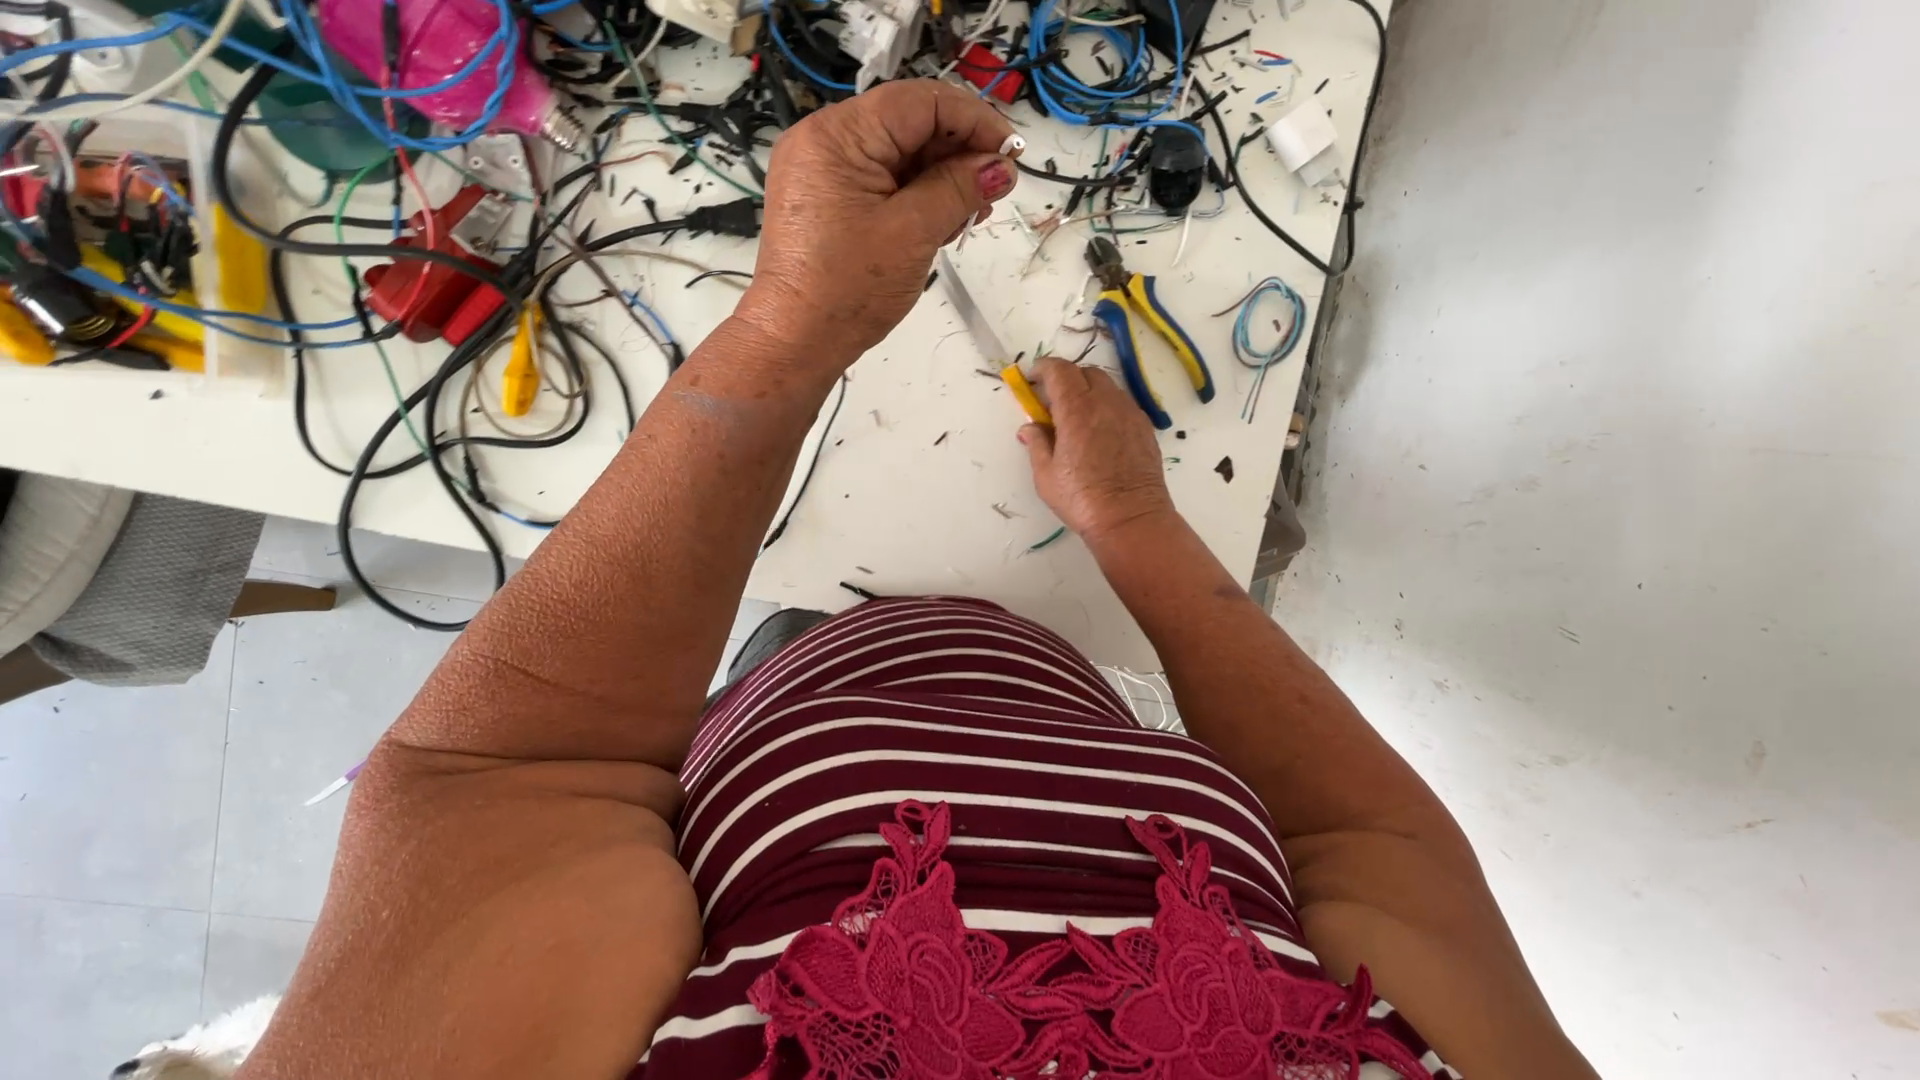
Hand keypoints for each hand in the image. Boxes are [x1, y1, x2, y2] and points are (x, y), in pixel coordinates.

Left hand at [735, 80, 1019, 364]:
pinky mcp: (825, 199)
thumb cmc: (848, 290)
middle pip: (908, 125)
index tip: (1010, 154)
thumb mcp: (913, 232)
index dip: (973, 120)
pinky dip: (915, 196)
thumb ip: (959, 189)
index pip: (919, 102)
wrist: (795, 341)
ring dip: (940, 178)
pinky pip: (880, 180)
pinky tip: (941, 221)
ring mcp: (821, 171)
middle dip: (957, 154)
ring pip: (897, 154)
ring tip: (970, 215)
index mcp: (837, 136)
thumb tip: (1001, 166)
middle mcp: (822, 140)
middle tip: (994, 191)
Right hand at [1019, 357, 1174, 540]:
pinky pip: (1122, 404)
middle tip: (1052, 402)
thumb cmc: (1082, 498)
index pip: (1059, 370)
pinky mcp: (1144, 428)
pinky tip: (1099, 432)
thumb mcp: (1046, 475)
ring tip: (1077, 417)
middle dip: (1066, 379)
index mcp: (1077, 410)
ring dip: (1088, 391)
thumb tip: (1029, 428)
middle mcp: (1106, 403)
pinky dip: (1107, 407)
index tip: (1032, 380)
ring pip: (1107, 386)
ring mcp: (1129, 414)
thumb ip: (1036, 443)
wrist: (1130, 518)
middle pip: (1085, 372)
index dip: (1042, 369)